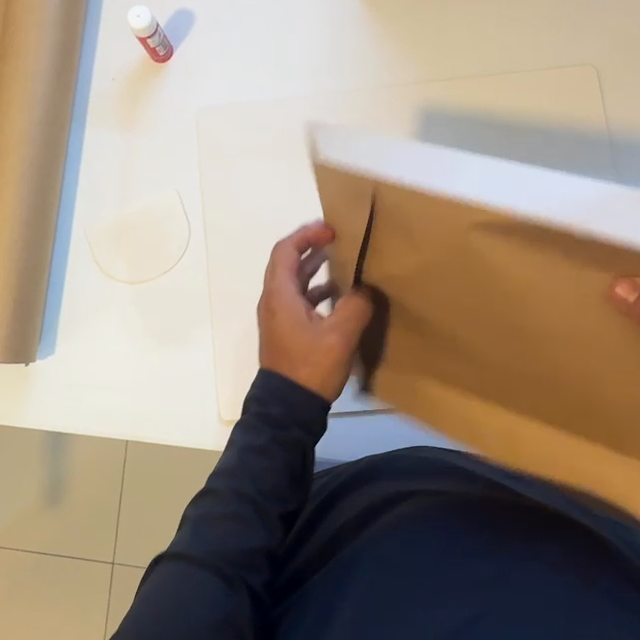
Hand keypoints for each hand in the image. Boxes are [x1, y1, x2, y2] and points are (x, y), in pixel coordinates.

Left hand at [257, 222, 375, 402]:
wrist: (288, 408)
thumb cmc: (310, 367)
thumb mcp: (340, 335)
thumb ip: (355, 305)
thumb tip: (366, 289)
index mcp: (280, 295)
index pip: (286, 250)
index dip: (307, 235)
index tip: (331, 230)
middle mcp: (274, 301)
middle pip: (288, 263)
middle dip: (312, 248)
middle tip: (339, 240)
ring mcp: (278, 318)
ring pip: (295, 283)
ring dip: (315, 269)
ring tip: (343, 263)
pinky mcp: (286, 332)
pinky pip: (299, 301)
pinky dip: (317, 291)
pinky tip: (341, 297)